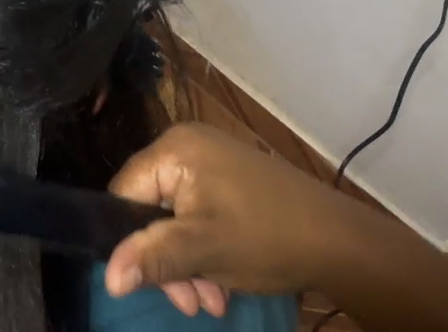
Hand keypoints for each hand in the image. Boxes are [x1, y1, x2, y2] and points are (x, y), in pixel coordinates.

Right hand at [105, 123, 362, 314]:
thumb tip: (107, 277)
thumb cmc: (266, 237)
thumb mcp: (203, 251)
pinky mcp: (229, 177)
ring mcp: (211, 159)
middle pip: (151, 206)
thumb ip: (152, 258)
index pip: (125, 192)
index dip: (130, 239)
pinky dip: (204, 248)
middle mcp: (187, 144)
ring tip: (213, 300)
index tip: (153, 283)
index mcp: (174, 148)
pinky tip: (222, 280)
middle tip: (192, 303)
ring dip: (187, 262)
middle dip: (167, 259)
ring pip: (176, 216)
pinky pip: (198, 212)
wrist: (341, 240)